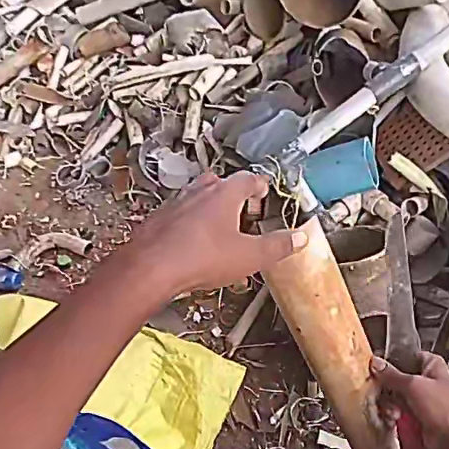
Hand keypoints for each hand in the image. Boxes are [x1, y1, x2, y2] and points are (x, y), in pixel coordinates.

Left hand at [110, 172, 306, 300]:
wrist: (150, 269)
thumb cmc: (198, 257)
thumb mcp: (250, 256)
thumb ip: (277, 246)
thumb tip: (298, 238)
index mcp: (225, 194)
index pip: (248, 179)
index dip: (260, 186)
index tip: (264, 190)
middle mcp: (198, 192)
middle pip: (221, 184)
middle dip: (234, 197)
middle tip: (245, 212)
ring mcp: (175, 205)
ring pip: (198, 199)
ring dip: (211, 211)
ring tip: (221, 232)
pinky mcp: (158, 222)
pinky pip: (180, 217)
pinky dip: (191, 226)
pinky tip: (194, 246)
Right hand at [372, 353, 448, 448]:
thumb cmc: (446, 410)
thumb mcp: (414, 386)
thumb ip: (393, 375)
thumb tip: (376, 363)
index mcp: (434, 367)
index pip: (410, 356)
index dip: (395, 360)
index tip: (379, 366)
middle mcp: (429, 382)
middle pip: (400, 378)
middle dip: (389, 386)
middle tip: (383, 391)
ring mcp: (424, 400)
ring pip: (398, 396)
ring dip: (391, 403)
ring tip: (393, 410)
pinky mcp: (419, 417)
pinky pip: (400, 411)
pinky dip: (395, 414)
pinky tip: (394, 418)